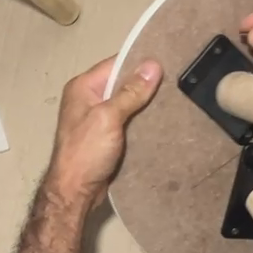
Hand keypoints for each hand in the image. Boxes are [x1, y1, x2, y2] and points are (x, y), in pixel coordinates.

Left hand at [42, 56, 161, 212]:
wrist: (75, 192)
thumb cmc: (85, 152)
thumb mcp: (108, 117)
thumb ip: (130, 92)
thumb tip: (153, 65)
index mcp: (83, 87)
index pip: (116, 63)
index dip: (141, 62)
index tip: (168, 60)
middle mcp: (89, 98)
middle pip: (123, 83)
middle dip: (147, 83)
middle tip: (176, 80)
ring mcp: (98, 118)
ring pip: (128, 103)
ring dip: (147, 103)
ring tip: (176, 97)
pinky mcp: (107, 136)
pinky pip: (129, 120)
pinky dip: (142, 120)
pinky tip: (162, 118)